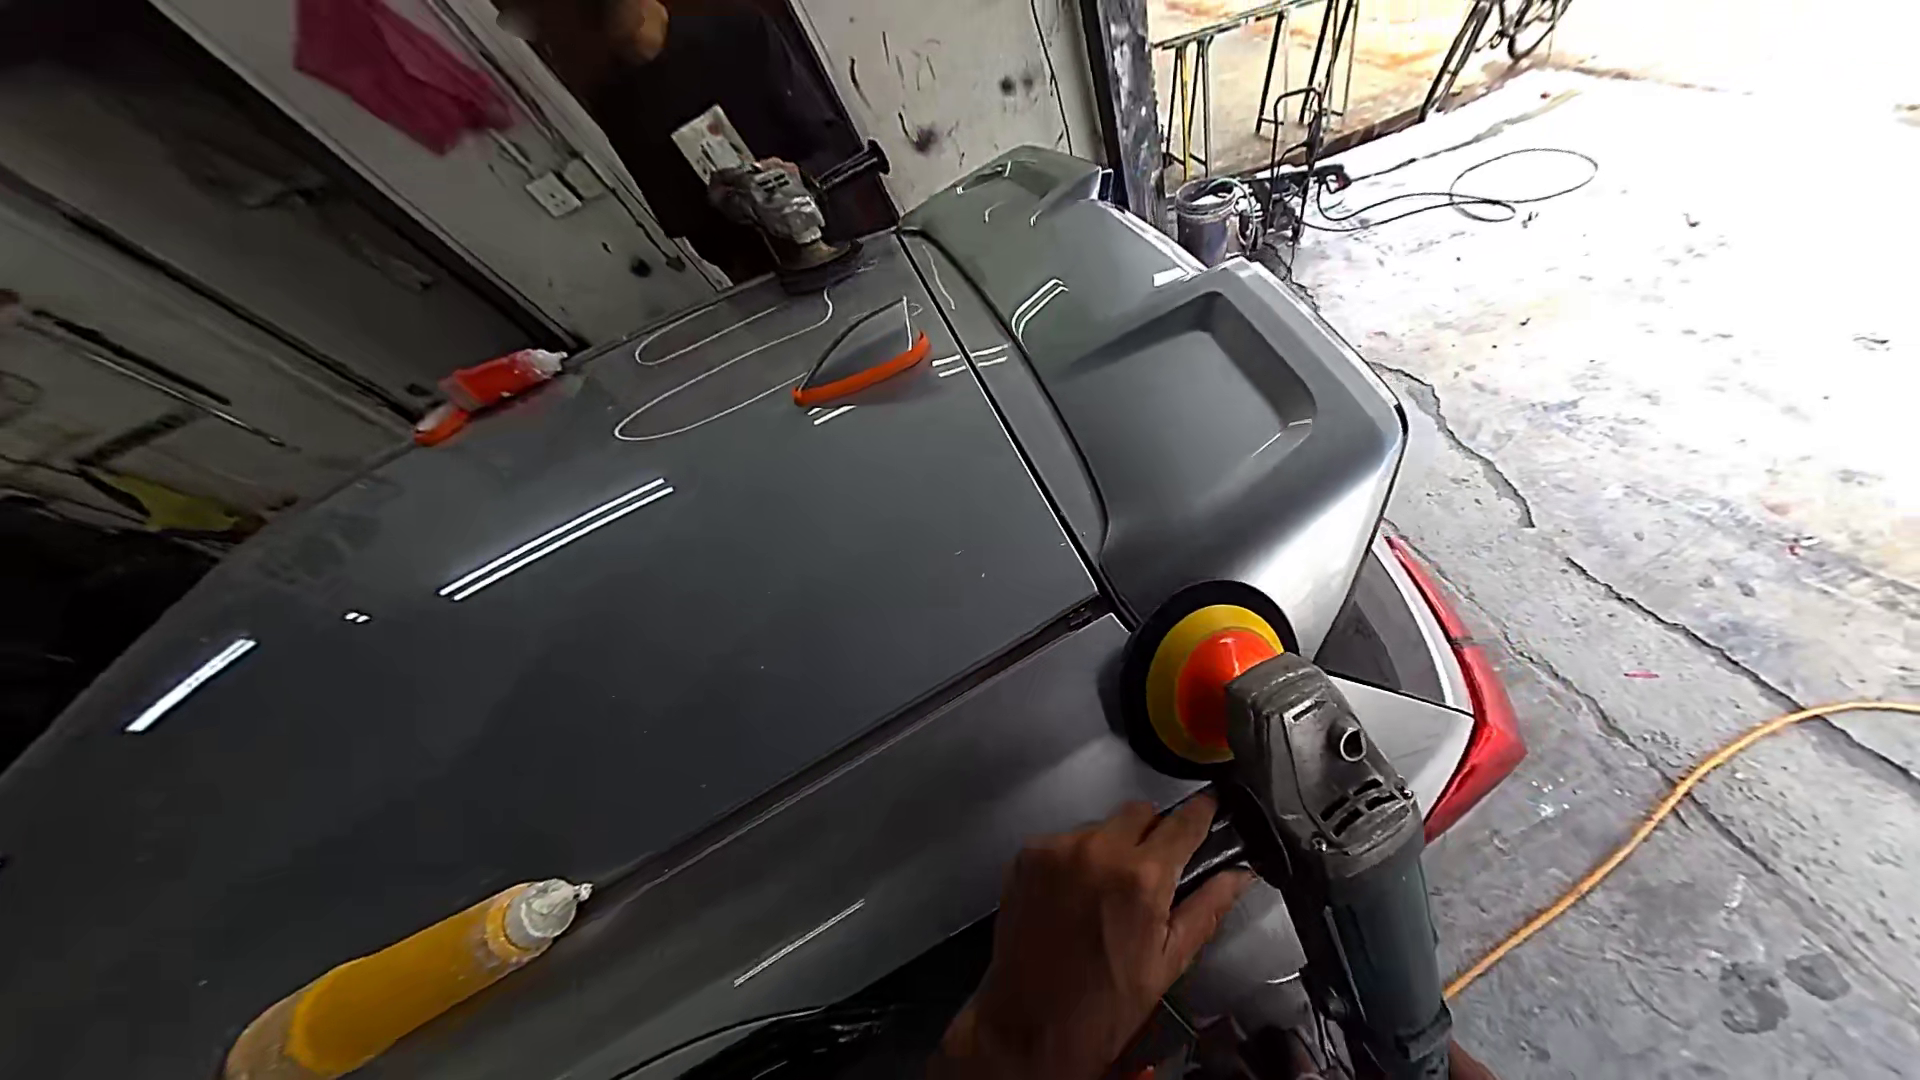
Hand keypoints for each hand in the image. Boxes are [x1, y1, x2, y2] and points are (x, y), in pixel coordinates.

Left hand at [930, 795, 1253, 1079]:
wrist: (1031, 1021)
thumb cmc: (1104, 1004)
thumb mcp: (1167, 962)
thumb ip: (1206, 907)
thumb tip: (1238, 875)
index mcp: (1140, 878)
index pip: (1181, 823)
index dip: (1200, 811)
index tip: (1209, 803)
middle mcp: (1097, 850)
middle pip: (1138, 812)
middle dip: (1153, 832)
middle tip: (1153, 868)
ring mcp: (1058, 847)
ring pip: (1101, 825)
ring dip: (1112, 846)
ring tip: (1106, 890)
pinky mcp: (1029, 852)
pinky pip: (1065, 838)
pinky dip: (1076, 856)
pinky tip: (1075, 892)